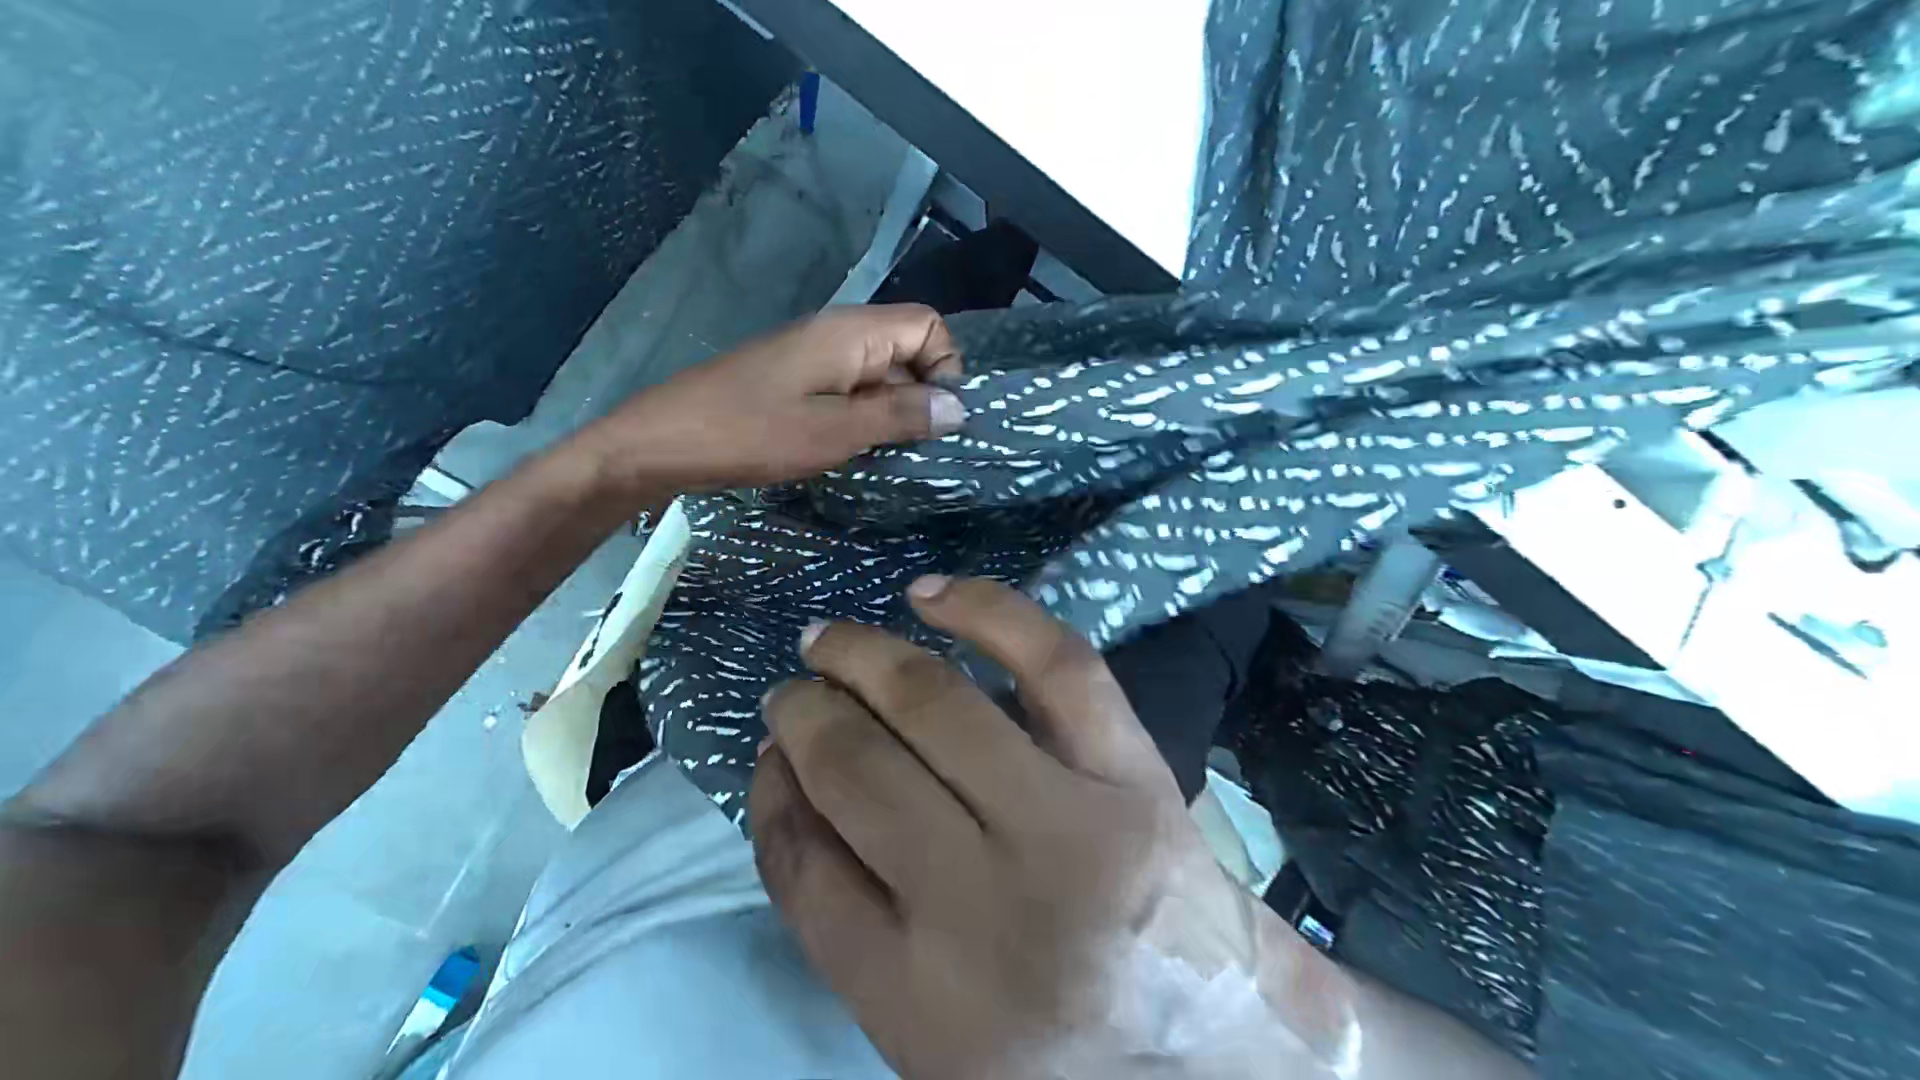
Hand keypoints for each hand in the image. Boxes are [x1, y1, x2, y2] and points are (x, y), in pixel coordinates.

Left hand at [583, 304, 966, 491]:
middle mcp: (839, 334)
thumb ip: (900, 415)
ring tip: (890, 458)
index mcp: (852, 333)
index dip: (947, 367)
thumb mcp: (835, 430)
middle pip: (908, 351)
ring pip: (880, 376)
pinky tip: (856, 453)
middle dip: (923, 397)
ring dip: (894, 414)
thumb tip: (959, 408)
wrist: (663, 441)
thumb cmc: (751, 433)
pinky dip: (864, 420)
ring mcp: (815, 358)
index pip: (929, 325)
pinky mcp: (798, 382)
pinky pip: (851, 392)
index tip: (939, 420)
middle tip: (920, 451)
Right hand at [751, 577, 1349, 1078]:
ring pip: (938, 705)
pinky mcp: (1133, 771)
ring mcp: (1072, 826)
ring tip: (827, 641)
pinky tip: (928, 595)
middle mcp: (989, 904)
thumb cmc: (1053, 1044)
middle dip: (805, 715)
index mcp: (921, 999)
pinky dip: (985, 610)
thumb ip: (843, 918)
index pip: (802, 867)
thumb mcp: (922, 1031)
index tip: (769, 755)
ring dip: (863, 657)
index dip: (770, 793)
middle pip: (859, 772)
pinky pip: (1054, 664)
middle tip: (791, 691)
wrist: (1210, 1042)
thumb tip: (791, 779)